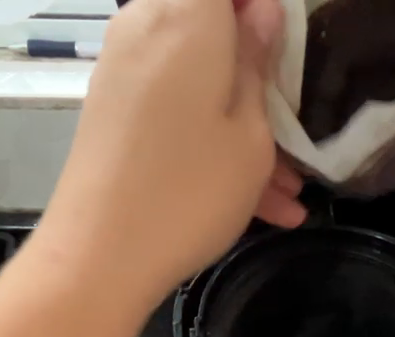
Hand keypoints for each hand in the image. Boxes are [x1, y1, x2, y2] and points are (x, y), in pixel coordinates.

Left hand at [35, 0, 303, 309]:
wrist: (101, 254)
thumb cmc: (190, 191)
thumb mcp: (250, 136)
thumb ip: (259, 67)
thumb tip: (261, 15)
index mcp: (188, 13)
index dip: (260, 9)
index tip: (284, 53)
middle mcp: (147, 25)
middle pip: (213, 30)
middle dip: (257, 77)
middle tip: (293, 130)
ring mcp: (125, 71)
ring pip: (199, 82)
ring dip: (244, 129)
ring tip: (287, 194)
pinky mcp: (114, 113)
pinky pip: (175, 111)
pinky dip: (211, 144)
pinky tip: (257, 204)